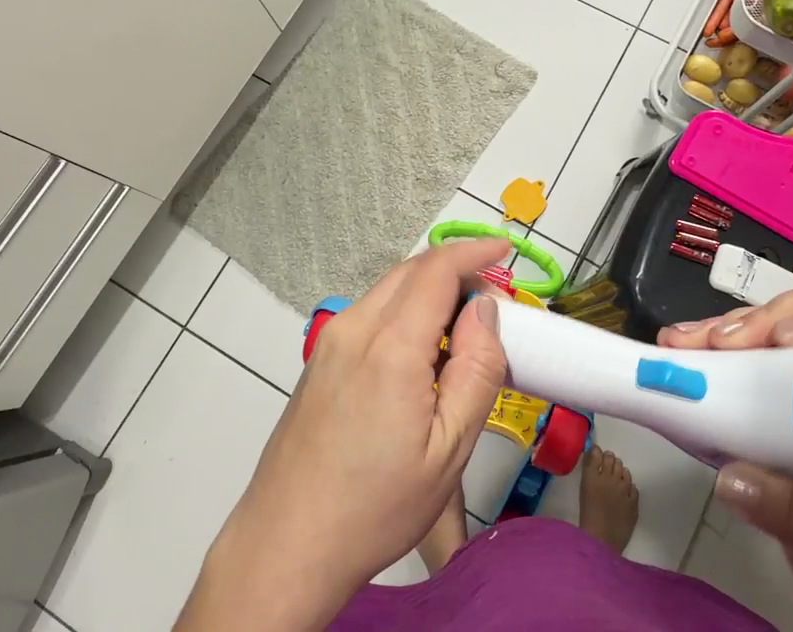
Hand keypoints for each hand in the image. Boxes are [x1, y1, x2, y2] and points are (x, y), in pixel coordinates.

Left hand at [177, 238, 511, 631]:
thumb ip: (476, 370)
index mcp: (390, 346)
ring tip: (464, 330)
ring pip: (388, 292)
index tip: (505, 248)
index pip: (437, 270)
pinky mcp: (320, 362)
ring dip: (430, 292)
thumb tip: (486, 310)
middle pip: (411, 272)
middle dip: (456, 269)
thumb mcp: (449, 448)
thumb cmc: (376, 507)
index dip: (474, 252)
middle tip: (494, 298)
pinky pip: (370, 316)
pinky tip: (422, 354)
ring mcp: (330, 344)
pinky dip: (405, 313)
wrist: (287, 544)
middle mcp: (354, 330)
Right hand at [659, 282, 792, 631]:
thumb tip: (733, 478)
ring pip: (783, 323)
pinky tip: (681, 347)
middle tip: (721, 342)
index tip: (784, 343)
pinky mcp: (784, 388)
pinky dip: (714, 343)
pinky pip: (753, 348)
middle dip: (769, 319)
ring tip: (685, 342)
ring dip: (732, 326)